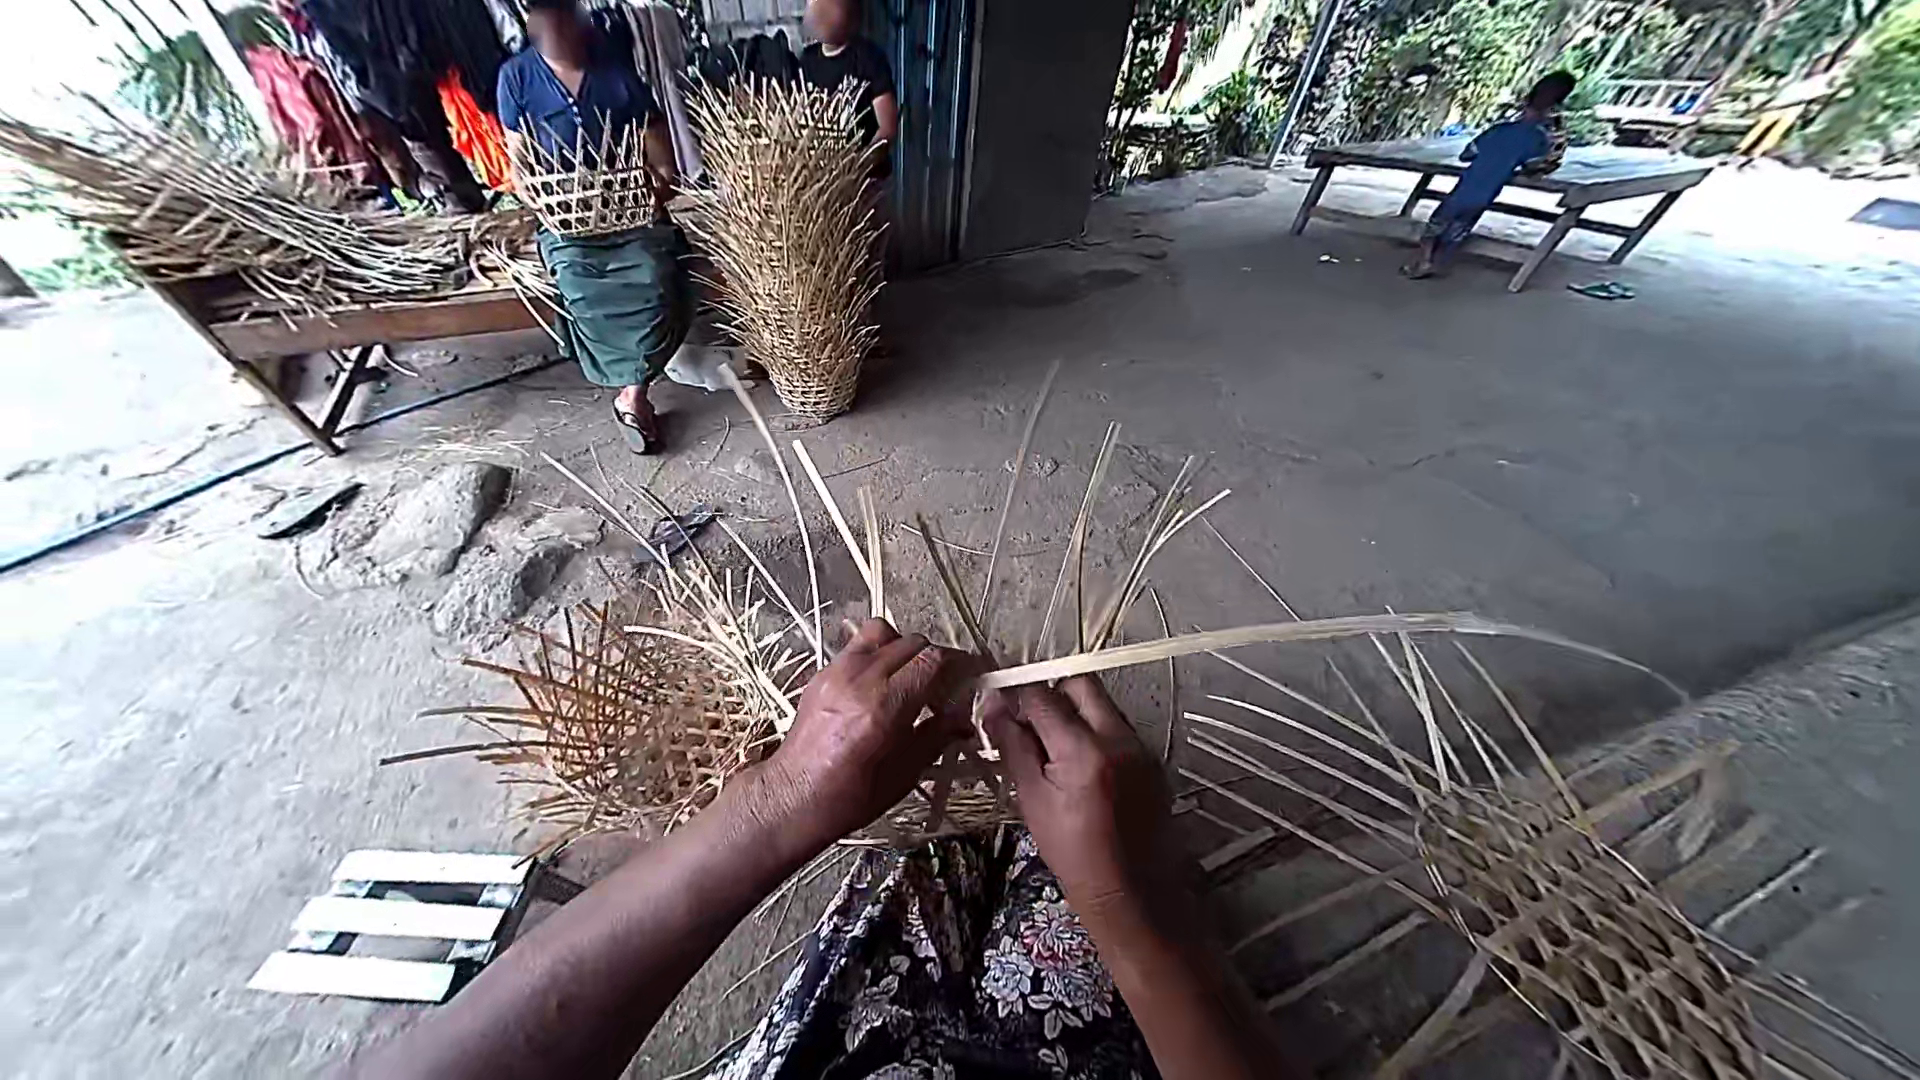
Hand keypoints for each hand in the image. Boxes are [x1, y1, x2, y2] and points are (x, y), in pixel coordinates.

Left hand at [751, 619, 974, 847]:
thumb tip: (965, 719)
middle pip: (912, 642)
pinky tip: (879, 683)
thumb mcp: (905, 773)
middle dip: (933, 658)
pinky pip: (857, 645)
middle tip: (941, 684)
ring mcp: (837, 671)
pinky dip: (877, 654)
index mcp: (885, 707)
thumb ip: (937, 735)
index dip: (957, 663)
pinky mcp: (822, 672)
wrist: (792, 798)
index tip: (968, 673)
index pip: (932, 660)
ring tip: (907, 676)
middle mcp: (861, 679)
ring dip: (903, 647)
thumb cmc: (850, 796)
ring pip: (882, 631)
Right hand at [982, 677, 1185, 927]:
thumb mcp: (1032, 800)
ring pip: (1101, 703)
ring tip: (1056, 750)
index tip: (1003, 712)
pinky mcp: (1152, 759)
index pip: (1042, 697)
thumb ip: (1013, 745)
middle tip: (1032, 726)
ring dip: (1074, 712)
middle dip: (1051, 695)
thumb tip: (993, 706)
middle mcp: (1119, 738)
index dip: (1016, 698)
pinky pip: (1118, 726)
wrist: (1133, 897)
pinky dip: (1095, 732)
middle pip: (1080, 684)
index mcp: (1085, 751)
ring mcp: (1141, 747)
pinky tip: (1082, 767)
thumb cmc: (1074, 855)